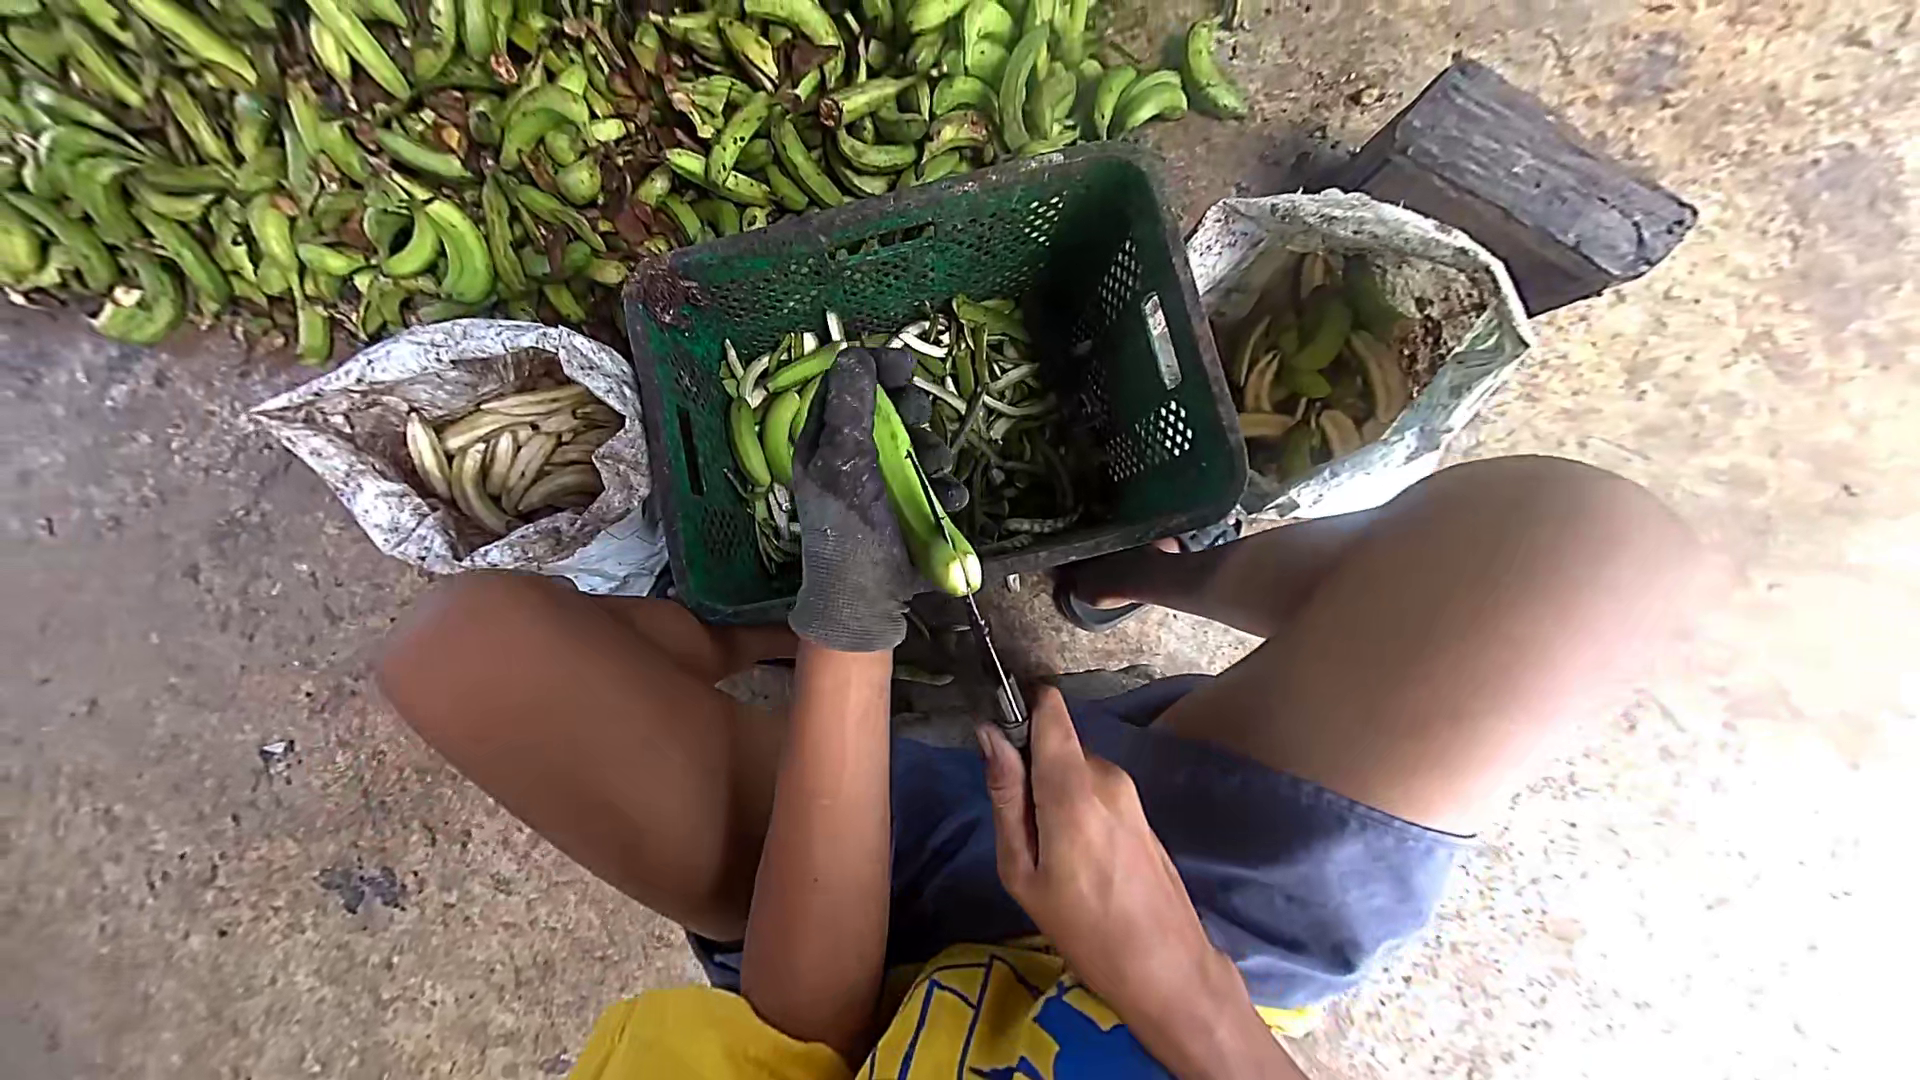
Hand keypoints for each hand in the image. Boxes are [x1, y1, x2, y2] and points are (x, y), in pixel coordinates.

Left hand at [787, 347, 921, 651]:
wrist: (868, 596)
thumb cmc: (848, 528)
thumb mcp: (843, 462)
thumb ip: (850, 407)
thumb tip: (855, 354)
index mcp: (825, 442)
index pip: (846, 386)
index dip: (875, 368)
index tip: (905, 365)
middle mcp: (854, 456)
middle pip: (887, 411)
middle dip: (909, 411)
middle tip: (918, 420)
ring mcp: (884, 482)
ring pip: (917, 444)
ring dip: (932, 450)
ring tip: (934, 469)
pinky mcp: (910, 505)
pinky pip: (933, 482)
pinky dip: (943, 487)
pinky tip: (945, 499)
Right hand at [980, 688, 1300, 1078]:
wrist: (1170, 970)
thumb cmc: (1084, 929)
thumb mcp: (1023, 871)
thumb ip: (1006, 795)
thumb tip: (989, 734)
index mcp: (1072, 787)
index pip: (1050, 709)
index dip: (1023, 702)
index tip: (1000, 725)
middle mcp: (1104, 773)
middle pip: (1055, 743)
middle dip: (1032, 766)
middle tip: (1023, 824)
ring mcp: (1127, 787)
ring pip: (1073, 765)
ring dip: (1053, 788)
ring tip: (1053, 848)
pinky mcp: (1139, 803)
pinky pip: (1093, 783)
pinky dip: (1076, 801)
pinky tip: (1081, 852)